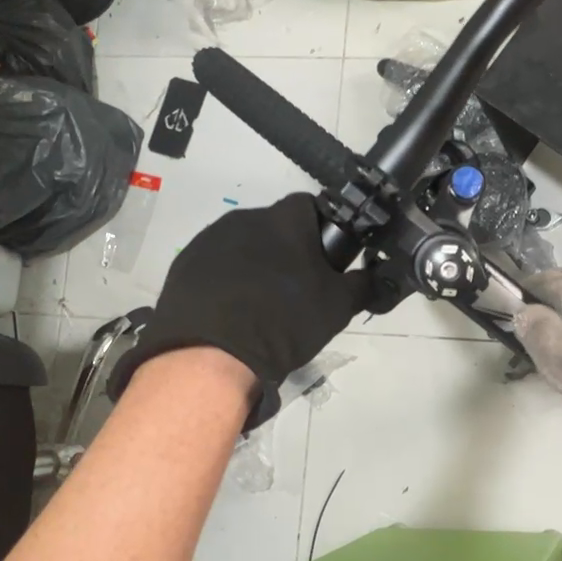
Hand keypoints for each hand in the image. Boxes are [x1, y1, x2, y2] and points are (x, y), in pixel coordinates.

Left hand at [109, 193, 368, 427]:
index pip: (311, 206)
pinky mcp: (184, 264)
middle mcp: (245, 218)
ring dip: (257, 265)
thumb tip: (377, 276)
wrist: (212, 355)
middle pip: (276, 227)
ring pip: (245, 245)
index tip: (326, 261)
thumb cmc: (285, 321)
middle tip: (298, 289)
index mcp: (286, 219)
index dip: (323, 231)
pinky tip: (234, 313)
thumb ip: (362, 284)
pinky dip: (228, 282)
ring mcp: (209, 239)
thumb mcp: (338, 307)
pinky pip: (216, 266)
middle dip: (288, 250)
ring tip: (263, 306)